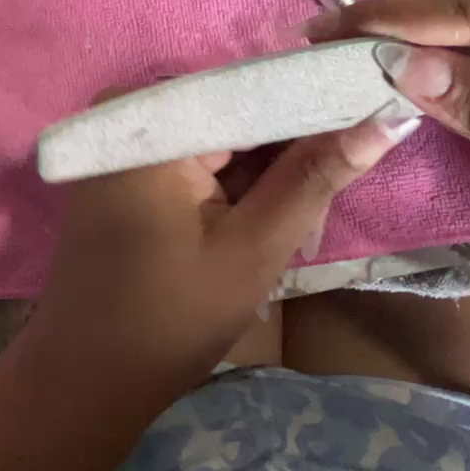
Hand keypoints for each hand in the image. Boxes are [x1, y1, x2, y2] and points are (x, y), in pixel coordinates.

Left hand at [24, 105, 418, 400]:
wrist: (85, 379)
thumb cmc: (169, 318)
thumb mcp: (253, 248)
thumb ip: (314, 178)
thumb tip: (384, 120)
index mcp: (151, 116)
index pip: (252, 90)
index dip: (315, 106)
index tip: (371, 120)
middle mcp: (129, 111)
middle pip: (234, 112)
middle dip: (287, 150)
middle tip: (335, 189)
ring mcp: (122, 139)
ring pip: (219, 135)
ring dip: (262, 172)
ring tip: (305, 214)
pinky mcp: (124, 166)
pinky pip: (193, 155)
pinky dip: (230, 182)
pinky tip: (258, 217)